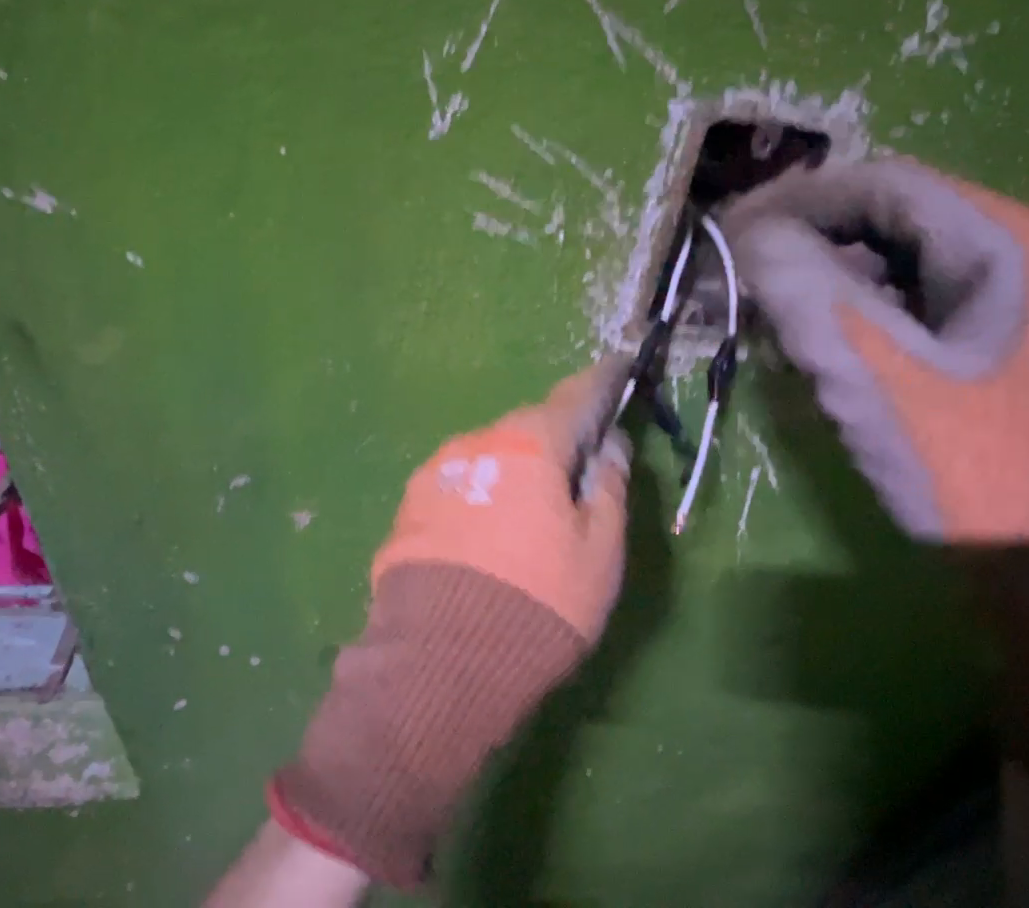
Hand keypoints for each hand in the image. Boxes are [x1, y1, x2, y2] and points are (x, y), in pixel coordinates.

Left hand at [268, 361, 631, 889]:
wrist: (441, 662)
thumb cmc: (541, 601)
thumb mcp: (600, 550)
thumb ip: (609, 485)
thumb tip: (609, 445)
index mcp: (531, 443)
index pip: (577, 396)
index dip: (604, 381)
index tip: (620, 368)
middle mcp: (477, 442)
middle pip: (529, 428)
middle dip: (556, 440)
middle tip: (578, 471)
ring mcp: (434, 473)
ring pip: (490, 457)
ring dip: (514, 471)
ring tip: (528, 516)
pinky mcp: (408, 508)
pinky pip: (459, 487)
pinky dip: (481, 497)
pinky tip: (487, 538)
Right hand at [720, 158, 1028, 543]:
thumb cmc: (974, 472)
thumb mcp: (876, 378)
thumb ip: (807, 293)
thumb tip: (748, 234)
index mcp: (1021, 246)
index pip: (891, 186)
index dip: (801, 200)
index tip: (733, 228)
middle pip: (904, 218)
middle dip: (816, 237)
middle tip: (747, 267)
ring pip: (916, 259)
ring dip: (839, 273)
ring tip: (778, 304)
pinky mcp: (1026, 340)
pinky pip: (934, 299)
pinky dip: (874, 306)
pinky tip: (832, 336)